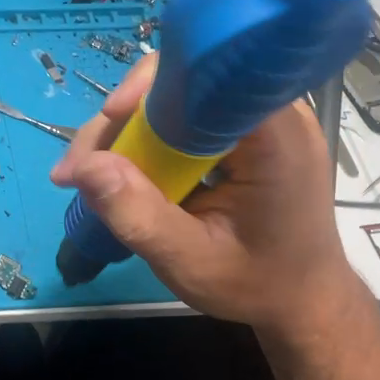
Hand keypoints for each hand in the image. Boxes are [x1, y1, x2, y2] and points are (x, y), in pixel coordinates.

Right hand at [50, 54, 362, 333]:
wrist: (303, 303)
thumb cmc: (257, 285)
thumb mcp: (191, 261)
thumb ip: (139, 215)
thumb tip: (83, 167)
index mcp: (274, 135)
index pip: (208, 76)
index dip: (152, 85)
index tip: (111, 116)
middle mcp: (267, 113)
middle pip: (178, 87)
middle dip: (120, 122)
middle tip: (76, 170)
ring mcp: (252, 122)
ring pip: (171, 103)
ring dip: (124, 136)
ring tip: (86, 177)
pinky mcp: (236, 135)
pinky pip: (180, 122)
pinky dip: (144, 144)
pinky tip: (117, 174)